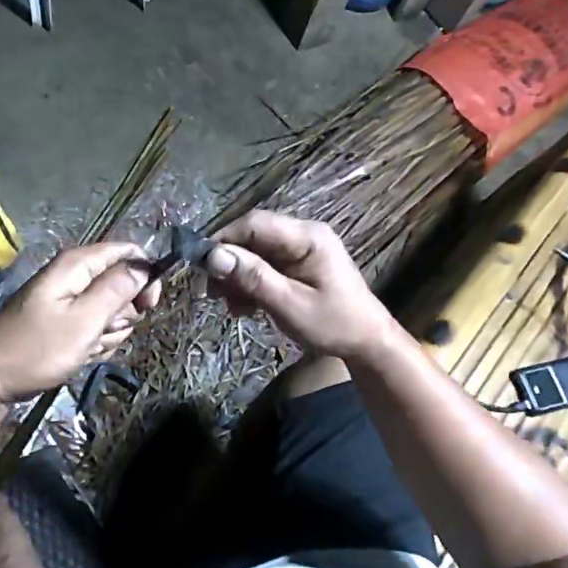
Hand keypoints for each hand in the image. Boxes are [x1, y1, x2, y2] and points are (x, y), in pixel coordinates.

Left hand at [0, 242, 160, 402]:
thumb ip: (117, 289)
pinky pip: (96, 324)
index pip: (128, 252)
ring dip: (109, 331)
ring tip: (86, 346)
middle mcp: (74, 275)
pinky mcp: (65, 319)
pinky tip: (80, 352)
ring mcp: (69, 298)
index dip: (145, 275)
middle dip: (123, 312)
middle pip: (123, 283)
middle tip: (104, 331)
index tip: (149, 305)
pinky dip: (95, 340)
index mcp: (77, 265)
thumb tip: (145, 267)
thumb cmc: (36, 349)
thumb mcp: (84, 320)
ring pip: (113, 308)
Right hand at [204, 210, 396, 359]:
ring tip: (229, 305)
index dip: (223, 241)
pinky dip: (249, 284)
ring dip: (236, 277)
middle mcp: (303, 235)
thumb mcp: (290, 304)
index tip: (200, 267)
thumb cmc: (334, 324)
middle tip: (211, 293)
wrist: (367, 343)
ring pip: (254, 253)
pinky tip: (244, 307)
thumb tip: (212, 256)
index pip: (254, 224)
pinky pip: (264, 266)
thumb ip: (253, 278)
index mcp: (307, 237)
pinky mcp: (297, 265)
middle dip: (228, 263)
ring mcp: (300, 250)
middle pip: (252, 237)